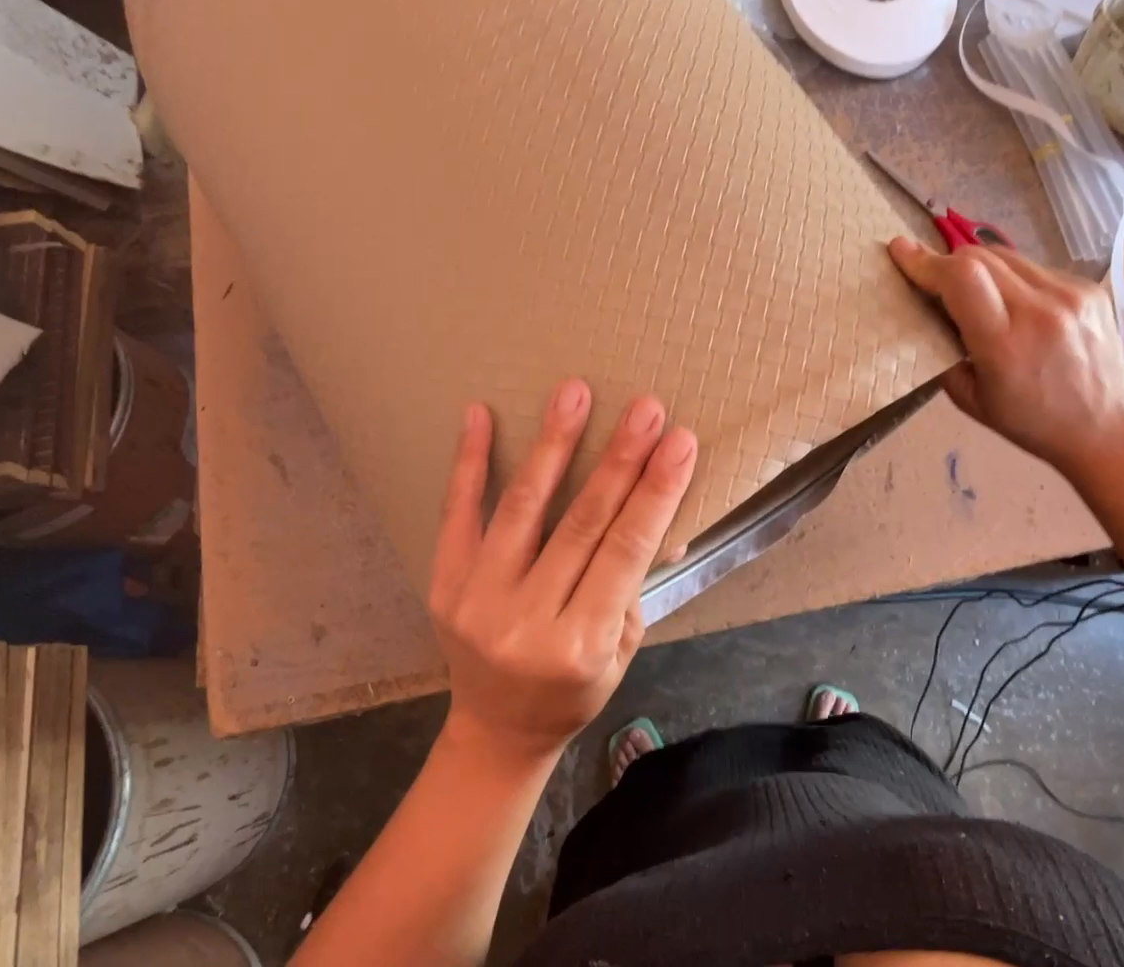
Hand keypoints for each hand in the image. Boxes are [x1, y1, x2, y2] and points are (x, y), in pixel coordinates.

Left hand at [429, 379, 697, 761]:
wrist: (497, 731)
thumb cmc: (572, 692)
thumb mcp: (621, 653)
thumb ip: (634, 588)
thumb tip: (661, 521)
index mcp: (582, 644)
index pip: (626, 552)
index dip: (655, 493)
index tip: (680, 441)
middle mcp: (527, 621)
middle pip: (582, 524)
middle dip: (619, 461)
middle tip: (644, 408)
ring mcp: (477, 600)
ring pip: (522, 510)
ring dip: (553, 446)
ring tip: (573, 393)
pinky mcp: (443, 585)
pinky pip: (456, 515)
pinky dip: (468, 463)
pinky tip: (480, 415)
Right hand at [888, 237, 1123, 474]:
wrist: (1108, 431)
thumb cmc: (1032, 424)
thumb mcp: (972, 400)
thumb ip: (947, 352)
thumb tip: (930, 311)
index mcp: (1005, 344)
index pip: (961, 278)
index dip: (925, 261)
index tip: (900, 250)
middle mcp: (1040, 310)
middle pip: (979, 256)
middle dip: (948, 263)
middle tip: (934, 279)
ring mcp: (1071, 294)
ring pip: (1007, 257)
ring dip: (980, 269)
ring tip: (977, 295)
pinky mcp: (1090, 289)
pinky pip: (1036, 269)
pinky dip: (1014, 281)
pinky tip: (1018, 308)